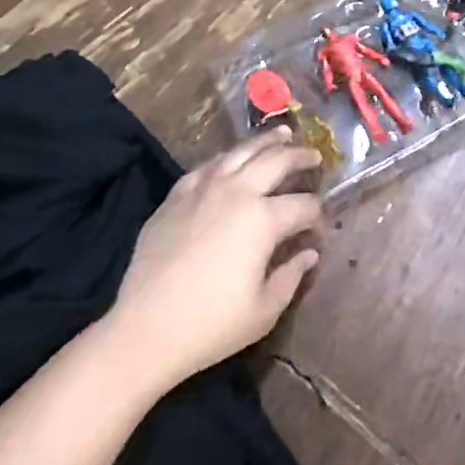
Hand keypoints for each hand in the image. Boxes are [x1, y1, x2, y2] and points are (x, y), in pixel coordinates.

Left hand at [108, 127, 322, 385]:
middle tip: (315, 157)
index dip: (318, 216)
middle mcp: (237, 193)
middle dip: (301, 158)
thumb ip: (291, 276)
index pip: (304, 206)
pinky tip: (233, 159)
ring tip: (283, 134)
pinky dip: (227, 158)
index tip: (320, 230)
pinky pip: (207, 166)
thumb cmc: (211, 325)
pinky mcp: (176, 196)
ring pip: (241, 152)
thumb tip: (308, 253)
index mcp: (264, 219)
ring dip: (267, 141)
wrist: (144, 330)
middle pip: (277, 161)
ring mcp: (203, 189)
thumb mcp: (264, 310)